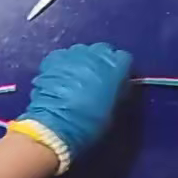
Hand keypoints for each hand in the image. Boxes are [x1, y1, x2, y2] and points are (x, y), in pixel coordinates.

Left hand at [13, 43, 132, 171]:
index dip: (119, 71)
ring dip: (82, 63)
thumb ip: (118, 92)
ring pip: (82, 52)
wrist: (55, 126)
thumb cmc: (90, 123)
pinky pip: (62, 57)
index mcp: (115, 67)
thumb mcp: (114, 110)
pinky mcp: (53, 58)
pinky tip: (60, 79)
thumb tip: (118, 86)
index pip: (123, 59)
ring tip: (77, 80)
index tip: (116, 82)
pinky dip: (63, 66)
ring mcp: (73, 54)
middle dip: (101, 63)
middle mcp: (95, 54)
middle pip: (102, 51)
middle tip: (96, 80)